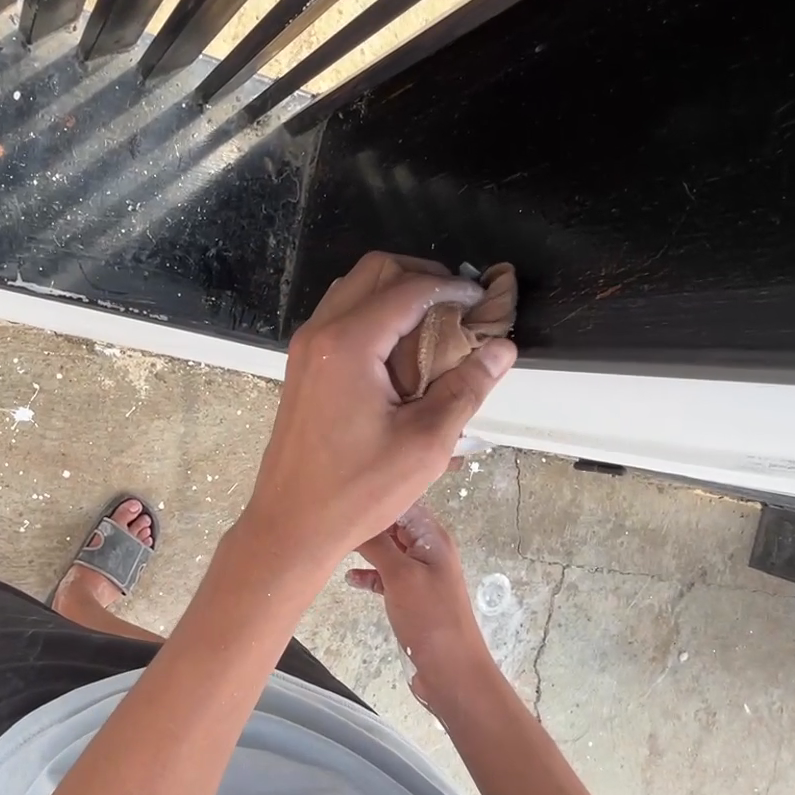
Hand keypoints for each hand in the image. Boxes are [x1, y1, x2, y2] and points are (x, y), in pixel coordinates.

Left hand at [239, 253, 517, 572]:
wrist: (291, 524)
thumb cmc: (357, 491)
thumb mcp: (425, 443)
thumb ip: (466, 388)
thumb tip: (502, 348)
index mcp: (348, 345)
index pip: (408, 290)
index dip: (453, 289)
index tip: (485, 302)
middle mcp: (319, 334)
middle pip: (375, 271)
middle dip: (422, 277)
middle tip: (460, 306)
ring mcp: (304, 349)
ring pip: (353, 289)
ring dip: (395, 293)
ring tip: (435, 324)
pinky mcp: (301, 367)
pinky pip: (339, 316)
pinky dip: (372, 314)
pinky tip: (401, 350)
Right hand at [348, 502, 495, 708]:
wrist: (452, 671)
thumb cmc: (430, 618)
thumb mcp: (400, 576)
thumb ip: (377, 544)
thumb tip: (353, 518)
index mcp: (433, 537)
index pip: (402, 502)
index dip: (376, 497)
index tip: (344, 497)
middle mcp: (428, 549)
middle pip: (393, 524)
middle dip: (366, 522)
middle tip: (333, 522)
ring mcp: (420, 573)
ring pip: (387, 549)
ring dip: (365, 549)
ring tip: (336, 547)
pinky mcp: (411, 595)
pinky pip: (386, 575)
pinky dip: (369, 575)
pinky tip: (351, 580)